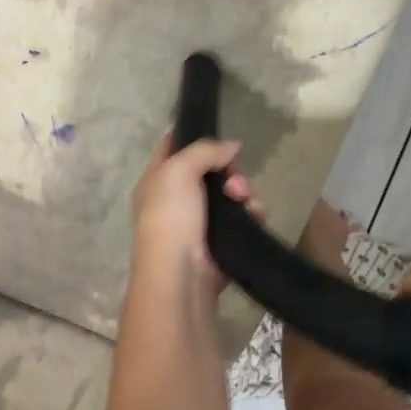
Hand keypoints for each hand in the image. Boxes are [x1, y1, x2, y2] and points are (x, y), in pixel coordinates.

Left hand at [130, 133, 263, 298]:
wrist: (181, 274)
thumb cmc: (170, 217)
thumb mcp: (178, 171)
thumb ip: (204, 151)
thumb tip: (231, 146)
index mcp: (156, 181)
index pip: (171, 148)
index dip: (192, 137)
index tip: (217, 134)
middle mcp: (175, 200)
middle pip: (209, 171)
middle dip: (228, 171)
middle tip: (234, 182)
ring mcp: (199, 222)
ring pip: (229, 193)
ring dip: (243, 192)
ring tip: (244, 200)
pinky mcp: (221, 241)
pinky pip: (241, 218)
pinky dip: (250, 213)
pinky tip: (254, 215)